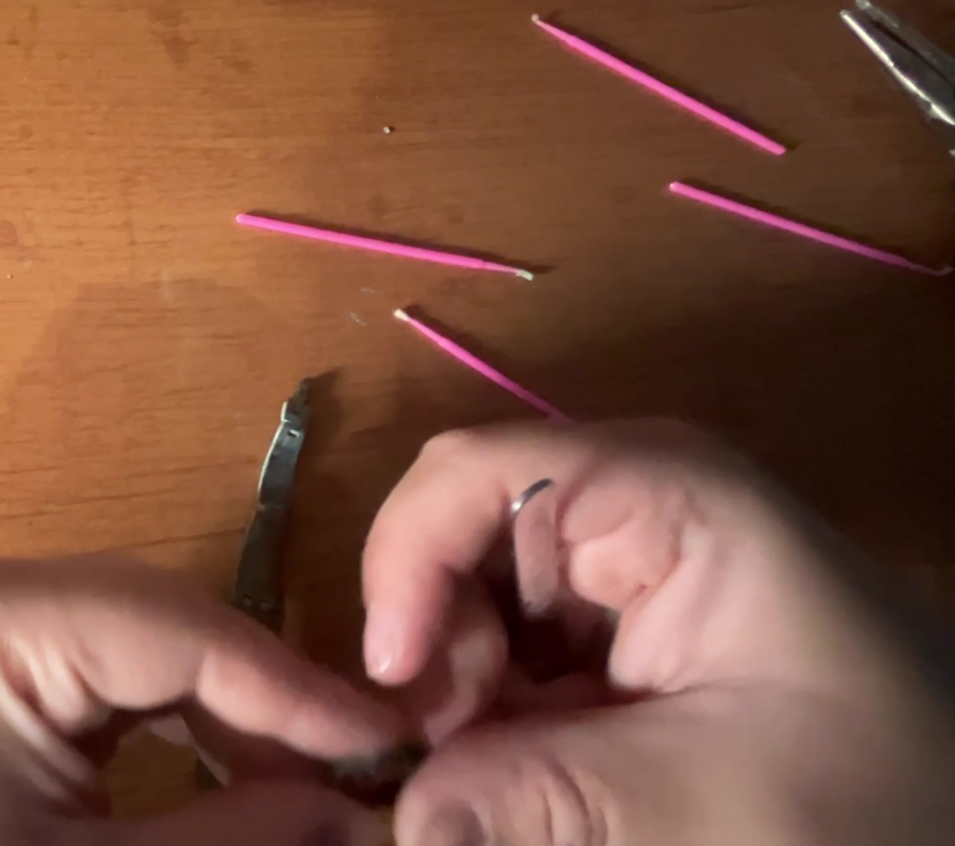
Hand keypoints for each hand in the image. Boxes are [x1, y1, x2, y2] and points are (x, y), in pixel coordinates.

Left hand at [0, 555, 406, 845]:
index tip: (389, 739)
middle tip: (357, 764)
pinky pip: (111, 655)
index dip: (290, 685)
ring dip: (226, 699)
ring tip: (306, 773)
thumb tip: (357, 809)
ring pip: (147, 631)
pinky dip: (176, 703)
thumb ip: (232, 837)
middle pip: (166, 616)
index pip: (177, 627)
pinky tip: (227, 759)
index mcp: (0, 620)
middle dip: (262, 690)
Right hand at [362, 420, 954, 845]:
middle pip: (449, 529)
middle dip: (434, 637)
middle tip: (450, 743)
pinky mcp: (583, 601)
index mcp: (654, 487)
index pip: (470, 470)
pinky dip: (476, 692)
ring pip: (452, 584)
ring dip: (452, 676)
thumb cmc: (886, 802)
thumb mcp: (730, 811)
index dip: (407, 555)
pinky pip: (483, 626)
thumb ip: (555, 804)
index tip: (394, 673)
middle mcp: (610, 494)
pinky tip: (523, 746)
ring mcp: (595, 546)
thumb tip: (411, 828)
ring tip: (502, 757)